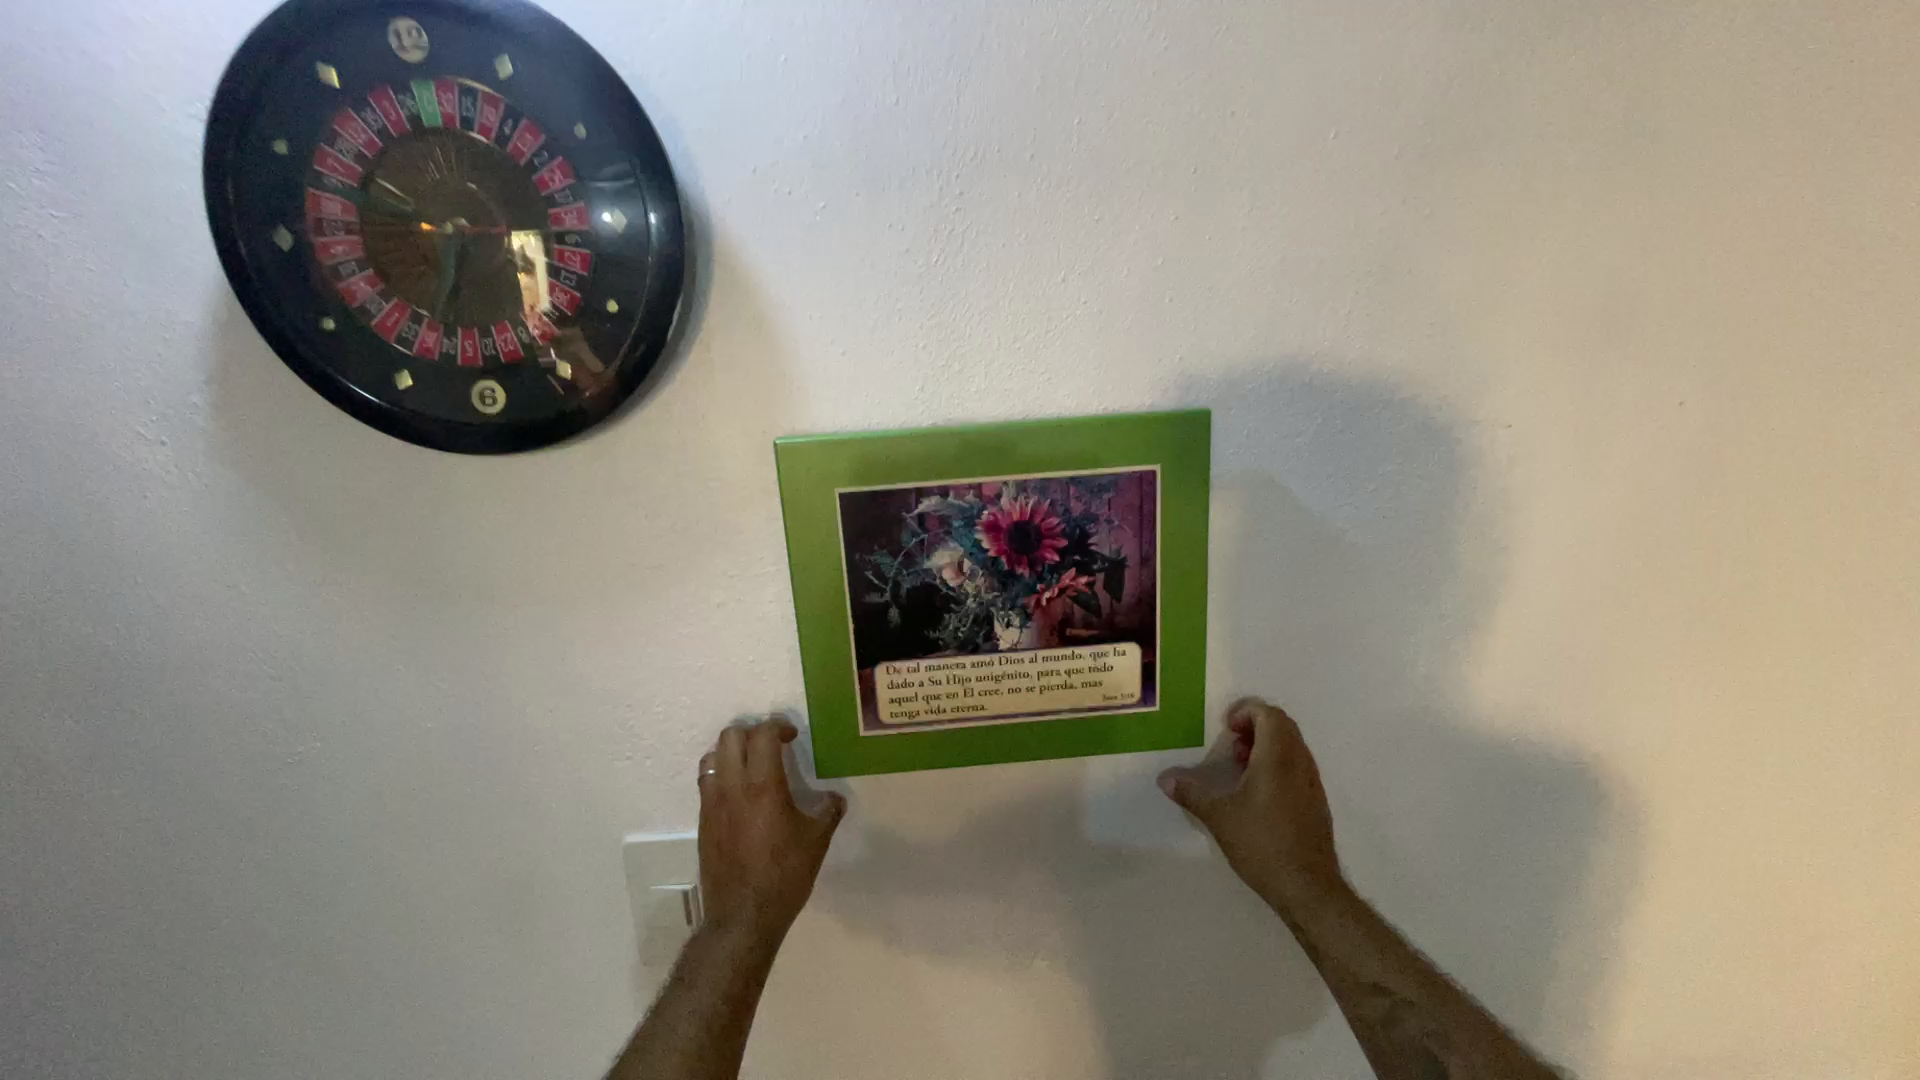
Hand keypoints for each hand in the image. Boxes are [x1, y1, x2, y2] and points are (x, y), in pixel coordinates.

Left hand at [695, 718, 846, 944]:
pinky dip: (721, 775)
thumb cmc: (785, 875)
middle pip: (730, 736)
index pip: (762, 735)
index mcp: (763, 786)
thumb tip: (835, 798)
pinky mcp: (703, 822)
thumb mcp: (817, 841)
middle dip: (752, 732)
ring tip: (752, 764)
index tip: (792, 736)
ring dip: (731, 751)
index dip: (778, 726)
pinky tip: (741, 794)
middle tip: (772, 745)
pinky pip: (706, 783)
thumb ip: (828, 811)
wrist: (743, 916)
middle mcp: (732, 787)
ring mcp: (712, 804)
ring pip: (712, 757)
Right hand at [1158, 698, 1343, 910]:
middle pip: (1283, 725)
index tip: (1226, 729)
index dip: (1246, 712)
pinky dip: (1277, 764)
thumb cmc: (1262, 844)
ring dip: (1266, 745)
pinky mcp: (1316, 801)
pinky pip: (1297, 765)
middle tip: (1230, 744)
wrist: (1308, 887)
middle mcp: (1299, 764)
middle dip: (1254, 726)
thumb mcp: (1219, 817)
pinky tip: (1256, 792)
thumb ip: (1191, 793)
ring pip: (1292, 746)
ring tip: (1239, 767)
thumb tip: (1164, 779)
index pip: (1269, 715)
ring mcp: (1312, 783)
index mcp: (1278, 759)